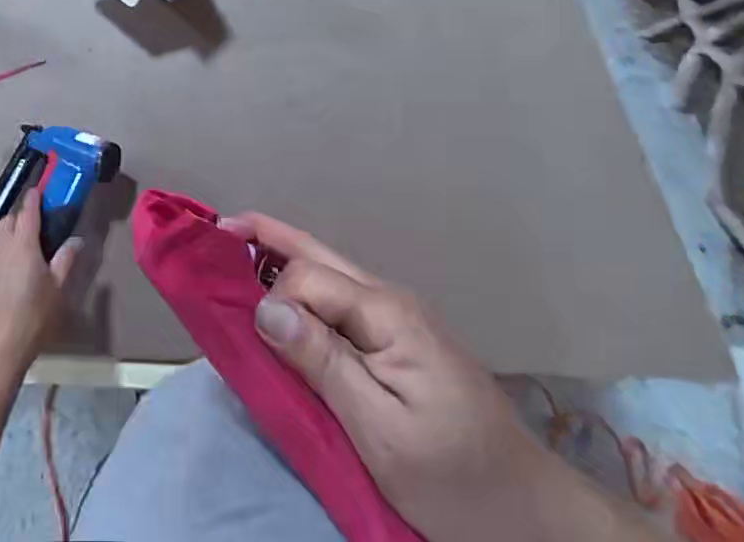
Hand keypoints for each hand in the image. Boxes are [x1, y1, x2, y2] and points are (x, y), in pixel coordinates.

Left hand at [0, 187, 80, 374]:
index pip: (28, 209)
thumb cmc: (31, 318)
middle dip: (22, 216)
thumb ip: (65, 260)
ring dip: (7, 230)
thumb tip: (75, 240)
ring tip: (20, 246)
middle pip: (9, 218)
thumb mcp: (57, 290)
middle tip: (37, 229)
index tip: (40, 192)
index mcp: (23, 242)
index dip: (35, 198)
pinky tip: (4, 265)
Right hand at [219, 212, 655, 541]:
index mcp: (387, 313)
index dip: (271, 295)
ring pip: (325, 271)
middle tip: (216, 231)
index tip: (248, 332)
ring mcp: (394, 317)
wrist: (527, 512)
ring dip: (278, 261)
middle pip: (315, 253)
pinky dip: (298, 289)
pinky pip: (335, 299)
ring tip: (233, 260)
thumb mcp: (380, 429)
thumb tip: (265, 307)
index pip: (308, 277)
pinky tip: (279, 301)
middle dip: (264, 237)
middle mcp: (388, 299)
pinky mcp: (394, 339)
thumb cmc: (453, 476)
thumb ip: (322, 361)